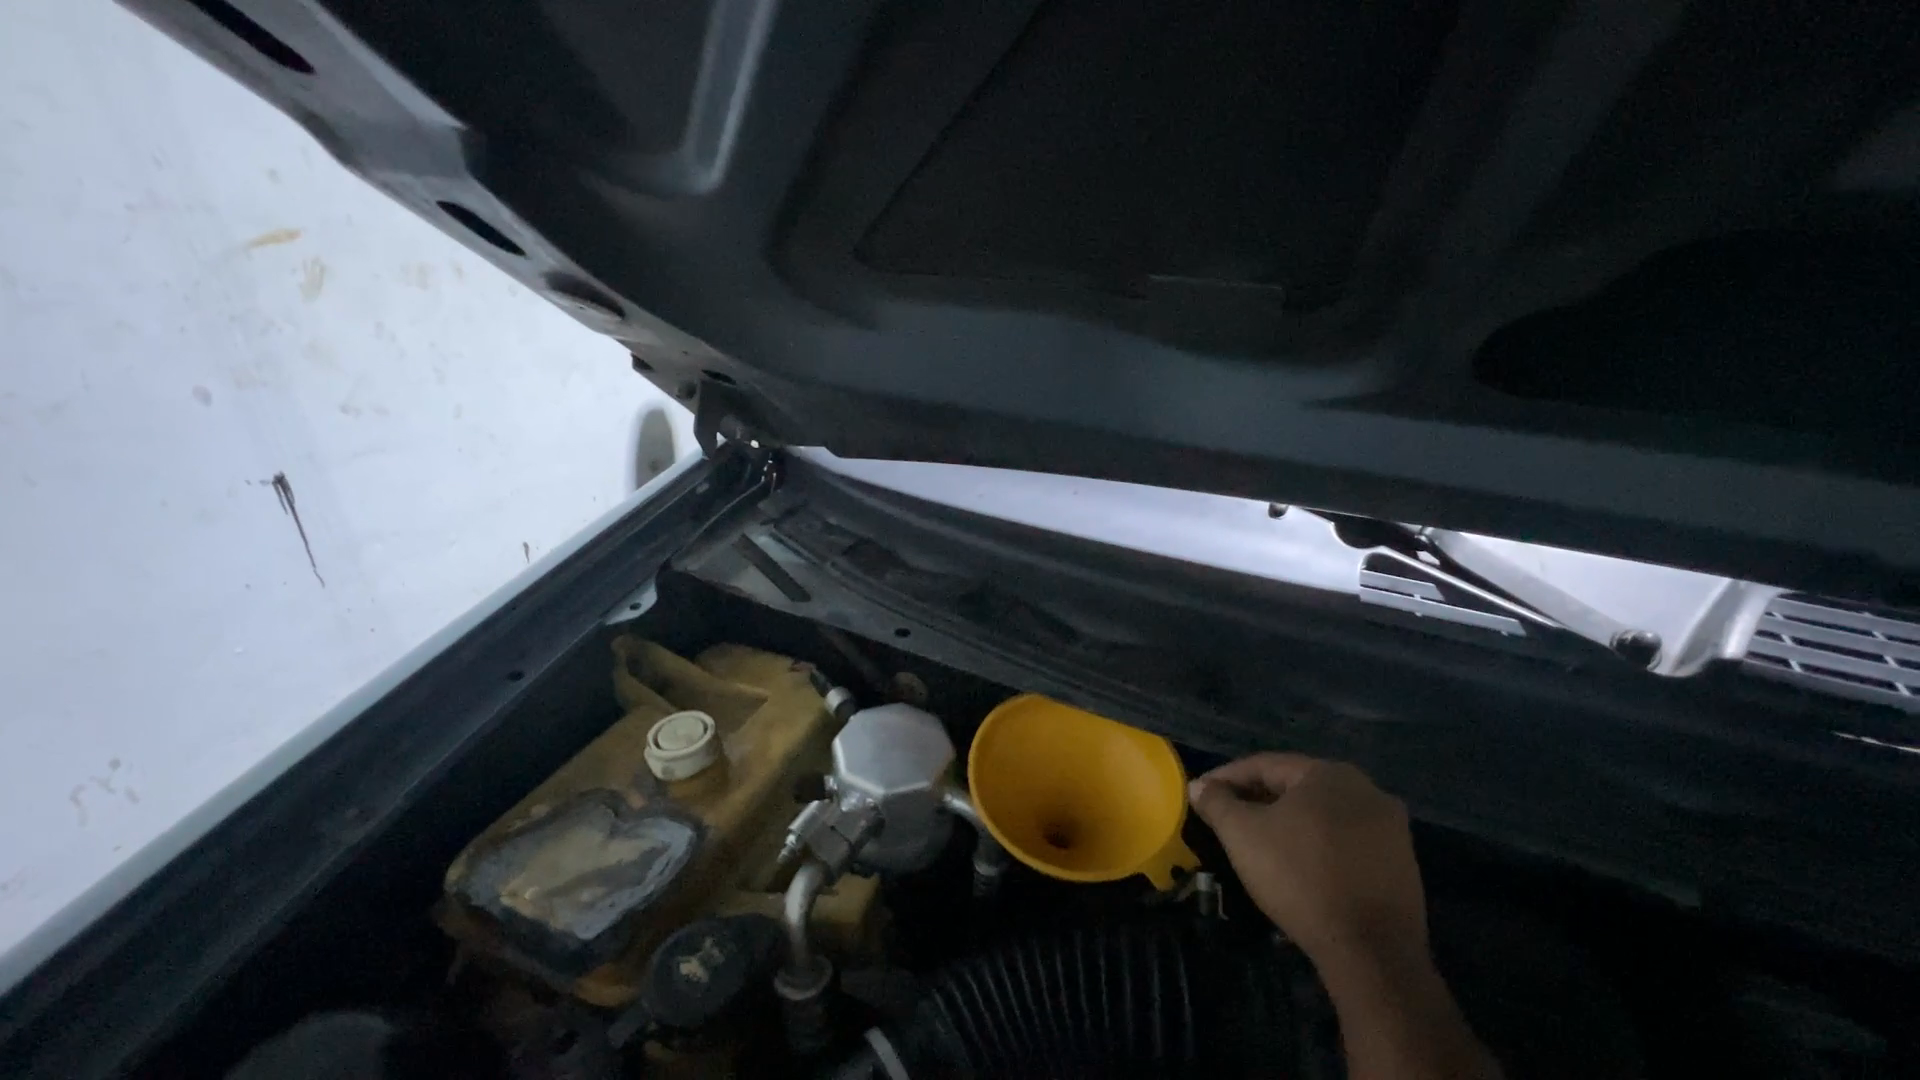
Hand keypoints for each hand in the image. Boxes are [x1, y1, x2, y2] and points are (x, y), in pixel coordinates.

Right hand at [1188, 754, 1427, 970]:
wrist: (1370, 949)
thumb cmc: (1299, 876)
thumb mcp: (1243, 834)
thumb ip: (1217, 803)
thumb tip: (1199, 786)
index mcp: (1330, 773)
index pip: (1265, 765)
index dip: (1226, 778)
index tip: (1200, 794)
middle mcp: (1366, 790)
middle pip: (1296, 788)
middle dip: (1257, 800)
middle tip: (1225, 818)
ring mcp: (1390, 828)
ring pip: (1322, 816)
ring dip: (1288, 824)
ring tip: (1258, 843)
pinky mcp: (1400, 864)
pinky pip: (1345, 843)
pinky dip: (1316, 847)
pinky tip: (1297, 867)